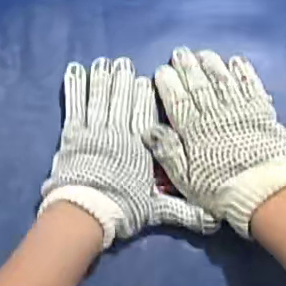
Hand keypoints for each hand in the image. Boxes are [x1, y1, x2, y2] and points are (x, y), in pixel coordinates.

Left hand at [42, 56, 218, 247]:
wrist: (87, 210)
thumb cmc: (122, 210)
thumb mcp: (155, 210)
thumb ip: (182, 210)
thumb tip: (212, 222)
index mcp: (141, 147)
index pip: (146, 114)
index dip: (145, 95)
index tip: (146, 79)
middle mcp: (119, 133)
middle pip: (123, 99)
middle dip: (123, 79)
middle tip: (123, 63)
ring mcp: (94, 131)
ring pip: (101, 97)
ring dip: (102, 78)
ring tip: (104, 63)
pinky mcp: (72, 134)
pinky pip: (75, 104)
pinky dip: (75, 86)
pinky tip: (75, 70)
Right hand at [148, 48, 285, 237]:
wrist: (265, 193)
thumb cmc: (219, 190)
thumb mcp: (184, 179)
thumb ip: (167, 152)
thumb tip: (149, 130)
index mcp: (193, 132)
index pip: (176, 101)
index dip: (167, 84)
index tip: (160, 70)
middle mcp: (215, 116)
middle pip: (199, 87)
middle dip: (188, 68)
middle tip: (179, 53)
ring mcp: (240, 113)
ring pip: (223, 82)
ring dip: (212, 65)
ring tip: (203, 54)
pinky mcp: (262, 114)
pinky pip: (251, 87)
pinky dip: (244, 73)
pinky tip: (237, 62)